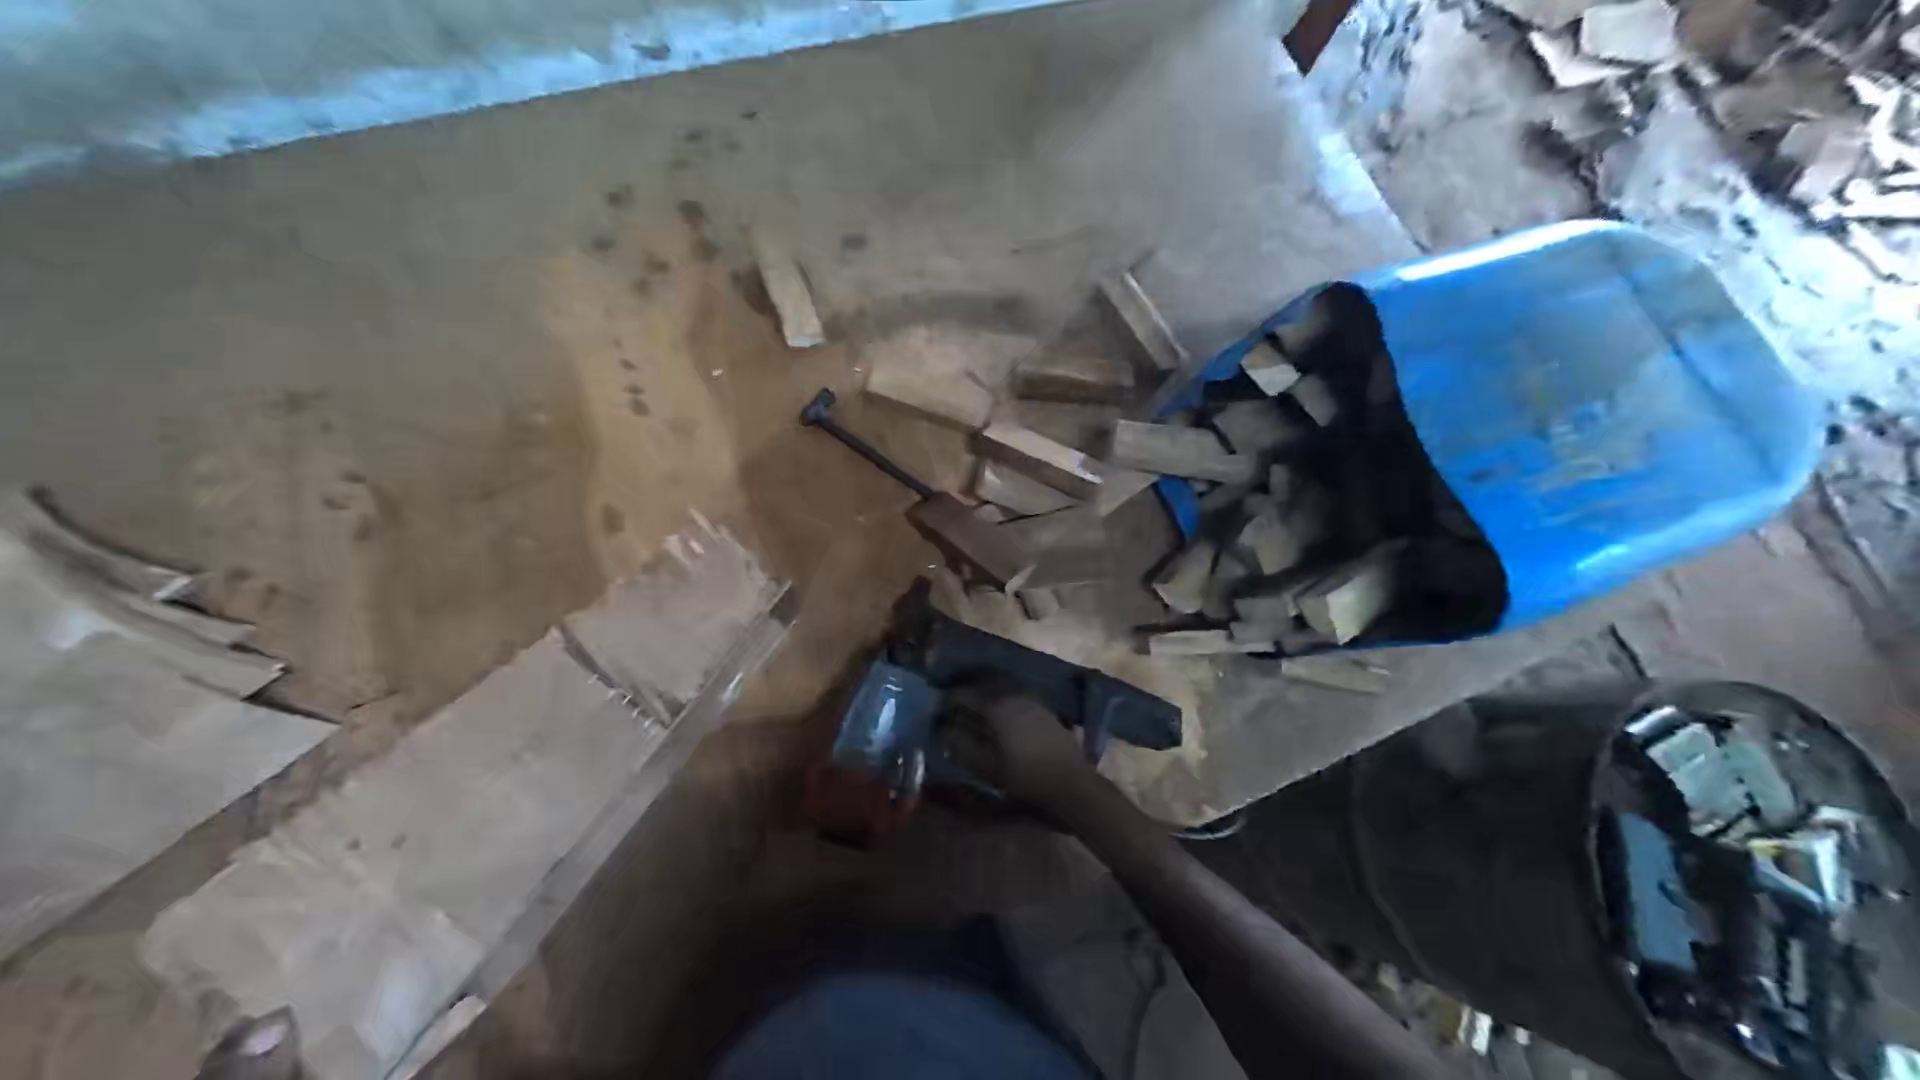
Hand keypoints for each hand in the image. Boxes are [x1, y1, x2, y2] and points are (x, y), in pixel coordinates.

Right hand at [948, 684, 1097, 810]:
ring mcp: (1032, 700)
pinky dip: (1004, 704)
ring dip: (987, 697)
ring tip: (976, 712)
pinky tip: (1002, 719)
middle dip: (968, 694)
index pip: (965, 693)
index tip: (939, 707)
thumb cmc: (1025, 776)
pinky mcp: (1045, 709)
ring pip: (1002, 691)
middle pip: (984, 687)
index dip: (950, 699)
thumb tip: (945, 732)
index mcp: (996, 706)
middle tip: (955, 707)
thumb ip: (963, 746)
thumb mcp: (987, 766)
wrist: (1070, 782)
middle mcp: (1014, 696)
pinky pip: (1016, 699)